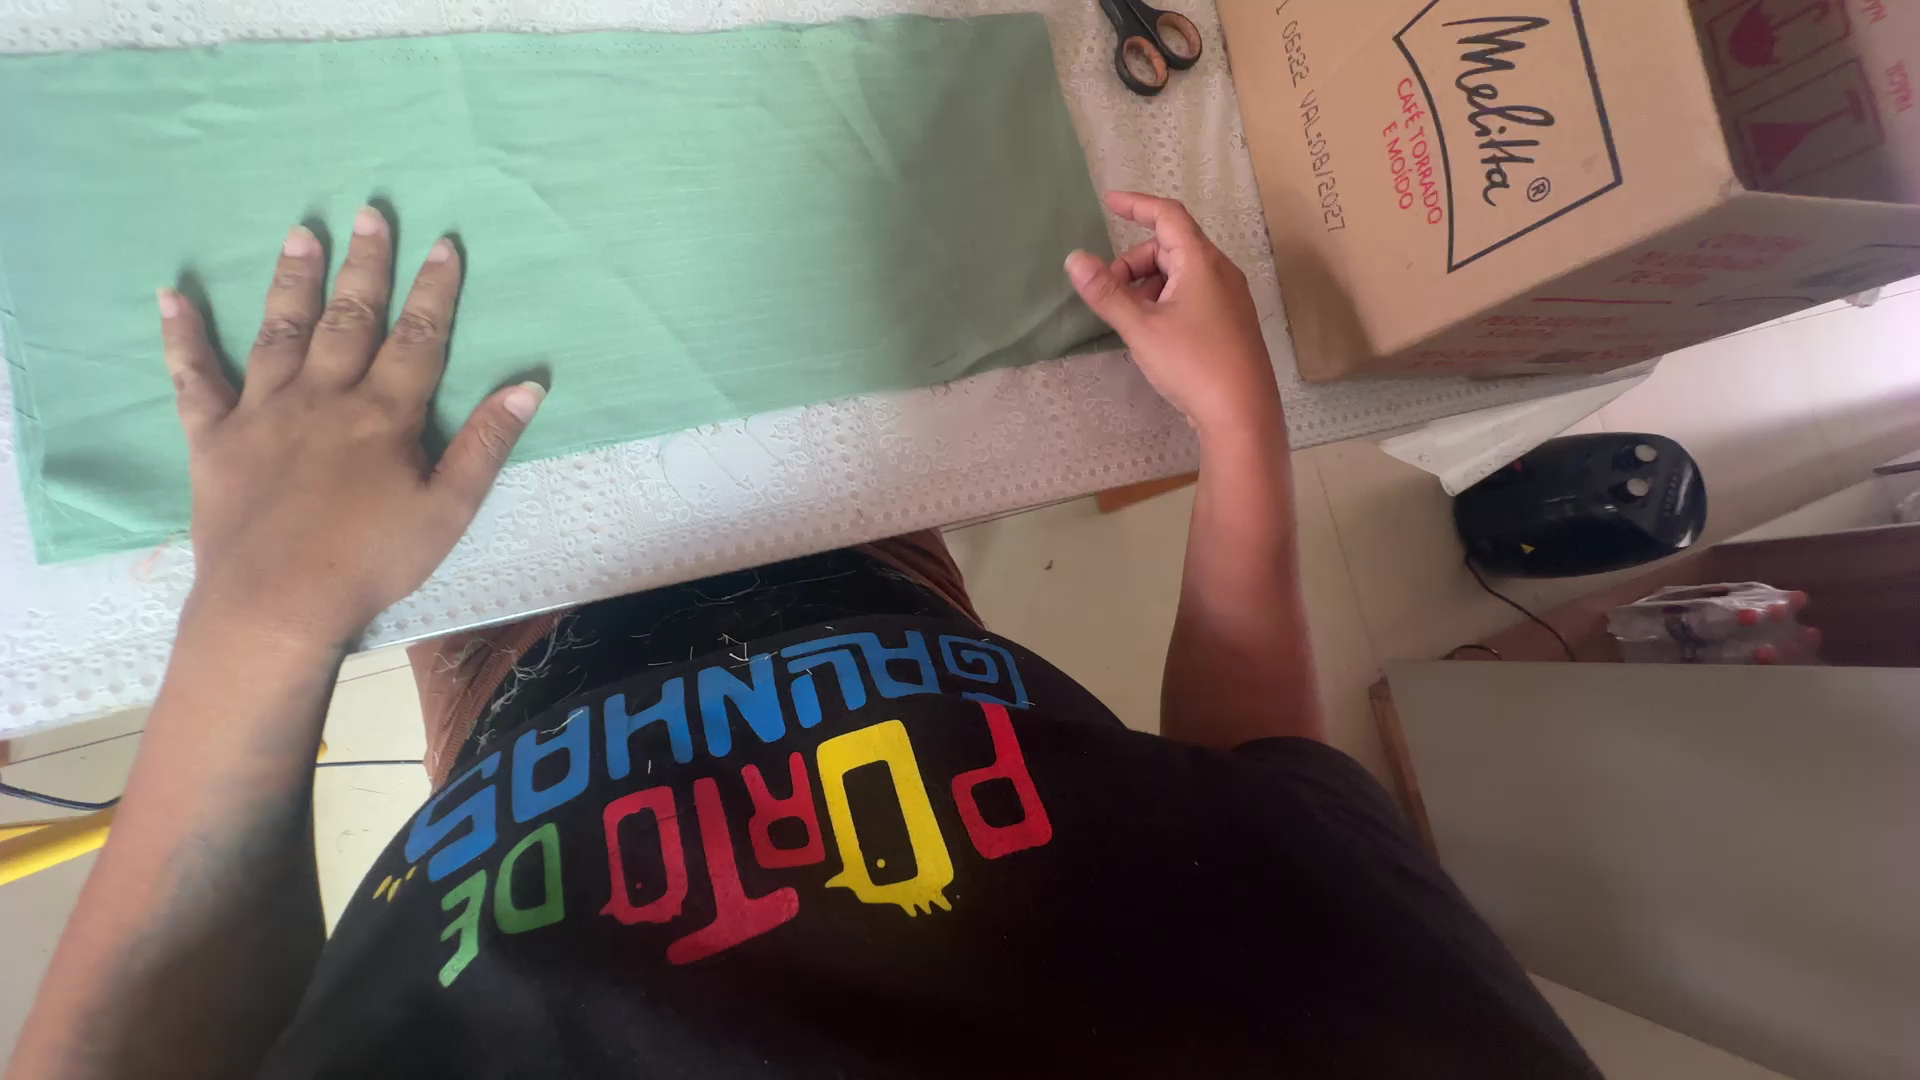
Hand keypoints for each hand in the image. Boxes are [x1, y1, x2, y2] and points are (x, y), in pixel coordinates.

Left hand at [158, 206, 544, 649]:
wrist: (278, 603)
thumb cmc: (379, 556)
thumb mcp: (453, 506)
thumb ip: (485, 442)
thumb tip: (526, 387)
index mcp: (383, 415)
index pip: (418, 340)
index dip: (435, 292)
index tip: (444, 246)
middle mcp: (322, 398)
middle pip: (349, 321)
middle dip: (365, 267)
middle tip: (370, 214)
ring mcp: (262, 412)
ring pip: (279, 333)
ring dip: (293, 283)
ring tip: (302, 234)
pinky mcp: (215, 437)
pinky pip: (196, 379)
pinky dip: (183, 338)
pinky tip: (174, 297)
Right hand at [1065, 191, 1281, 438]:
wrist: (1241, 411)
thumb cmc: (1192, 363)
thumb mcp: (1141, 328)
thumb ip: (1107, 293)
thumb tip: (1074, 259)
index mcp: (1200, 261)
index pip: (1167, 215)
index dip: (1136, 205)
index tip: (1109, 202)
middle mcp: (1219, 270)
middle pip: (1169, 247)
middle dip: (1133, 264)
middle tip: (1109, 295)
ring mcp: (1227, 297)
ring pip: (1179, 274)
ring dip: (1147, 286)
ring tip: (1129, 321)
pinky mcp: (1228, 321)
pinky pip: (1191, 295)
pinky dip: (1164, 301)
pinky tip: (1152, 335)